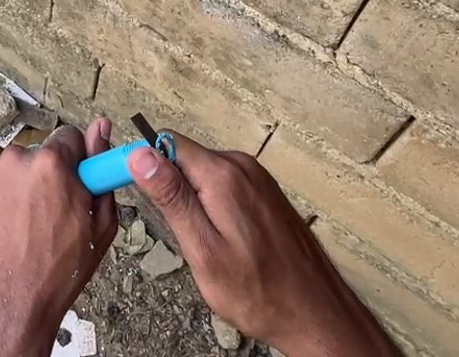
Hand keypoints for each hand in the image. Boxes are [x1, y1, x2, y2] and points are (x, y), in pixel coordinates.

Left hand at [0, 119, 118, 356]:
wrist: (6, 304)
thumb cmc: (57, 272)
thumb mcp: (98, 227)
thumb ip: (100, 172)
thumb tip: (101, 128)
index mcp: (51, 163)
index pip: (68, 137)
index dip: (72, 161)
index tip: (70, 182)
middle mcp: (15, 158)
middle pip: (36, 156)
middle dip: (42, 178)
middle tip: (43, 215)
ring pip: (9, 170)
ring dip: (14, 188)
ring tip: (17, 227)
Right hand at [127, 132, 399, 356]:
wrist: (320, 317)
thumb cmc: (259, 293)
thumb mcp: (203, 251)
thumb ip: (171, 198)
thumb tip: (138, 154)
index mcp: (221, 174)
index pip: (165, 143)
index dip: (148, 168)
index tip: (150, 202)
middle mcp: (241, 165)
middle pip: (185, 158)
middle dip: (175, 189)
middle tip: (188, 236)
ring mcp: (257, 176)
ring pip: (204, 172)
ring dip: (197, 200)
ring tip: (212, 243)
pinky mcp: (266, 190)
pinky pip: (225, 184)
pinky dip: (217, 205)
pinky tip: (231, 240)